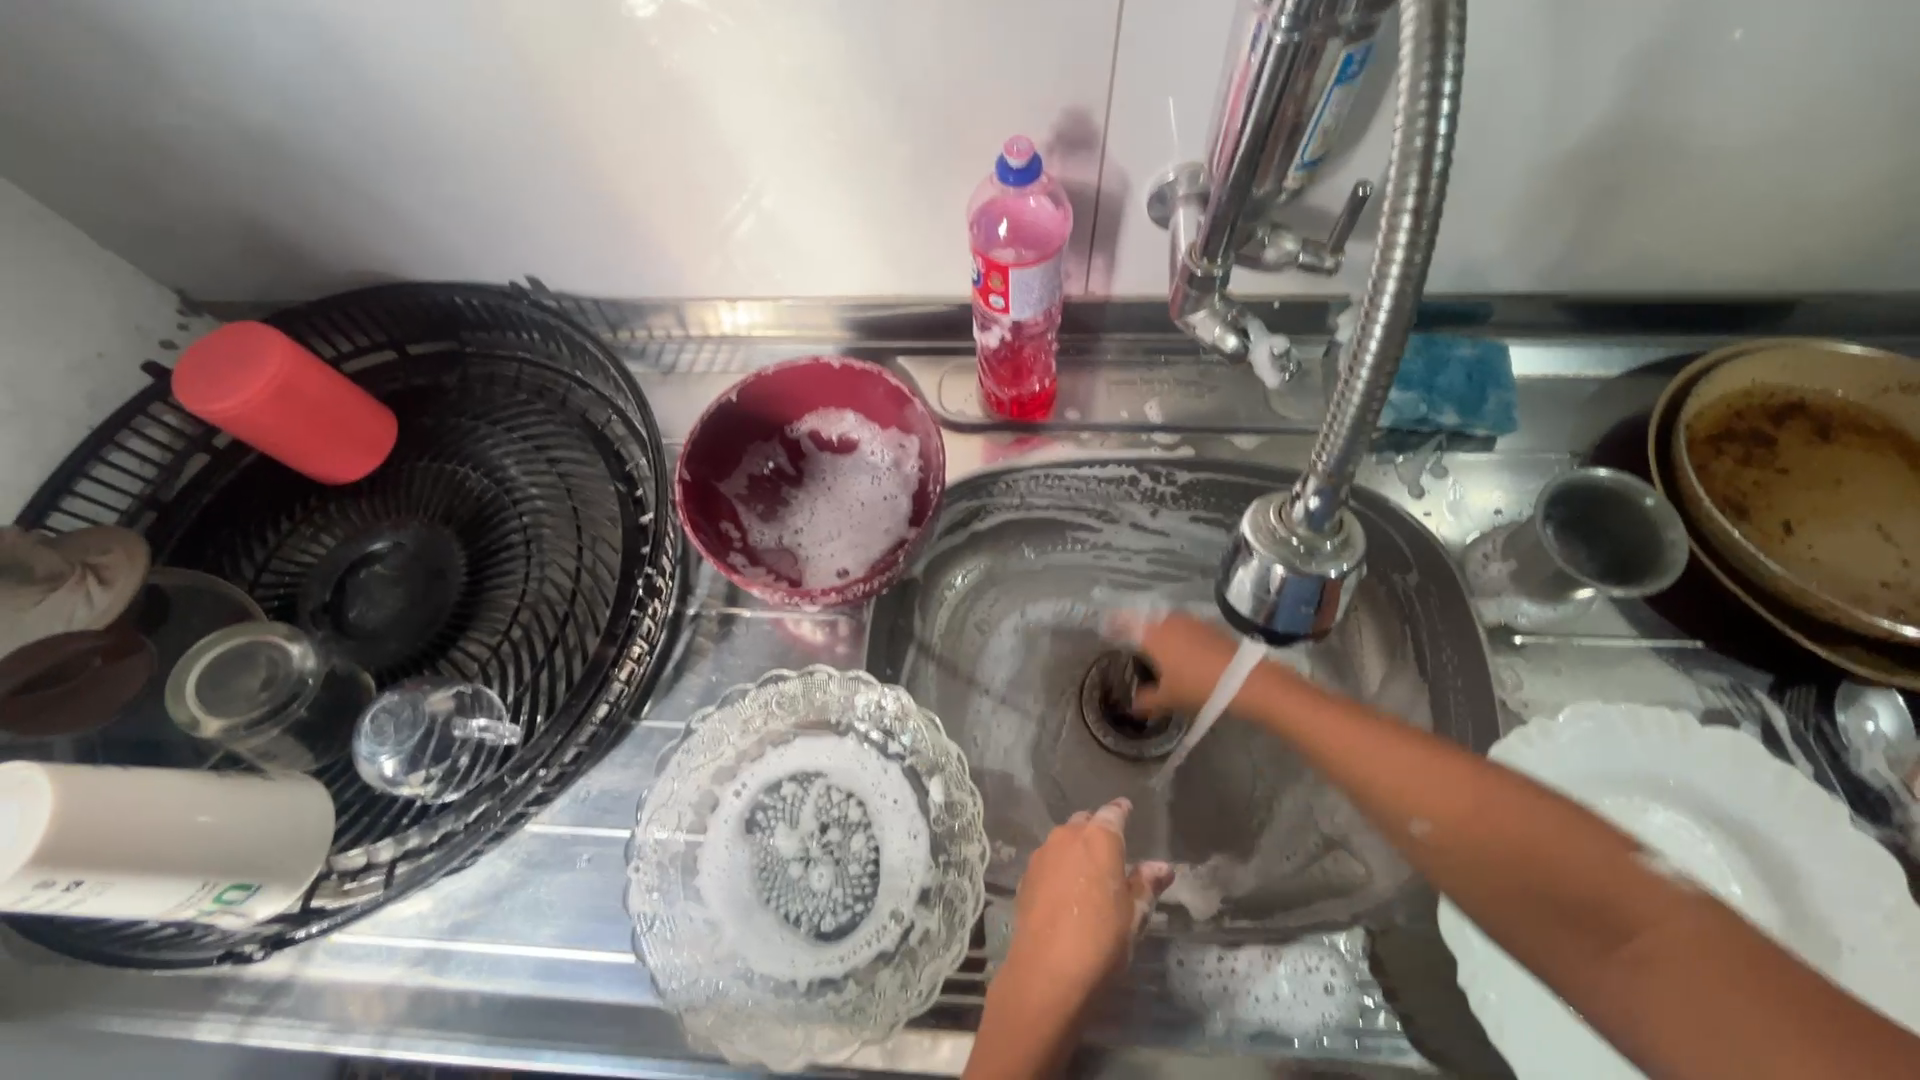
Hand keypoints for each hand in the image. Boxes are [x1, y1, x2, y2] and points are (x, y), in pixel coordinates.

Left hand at [1001, 798, 1172, 999]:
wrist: (1047, 971)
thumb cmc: (1102, 939)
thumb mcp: (1135, 915)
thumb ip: (1147, 885)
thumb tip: (1163, 867)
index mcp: (1099, 838)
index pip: (1113, 813)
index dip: (1121, 811)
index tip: (1126, 810)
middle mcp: (1067, 836)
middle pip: (1084, 823)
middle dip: (1096, 829)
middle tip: (1110, 847)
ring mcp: (1042, 855)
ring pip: (1062, 841)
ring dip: (1075, 848)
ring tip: (1087, 869)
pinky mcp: (1025, 876)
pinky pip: (1047, 861)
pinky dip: (1058, 867)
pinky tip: (1064, 888)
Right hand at [1107, 610, 1246, 716]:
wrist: (1246, 679)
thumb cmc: (1198, 686)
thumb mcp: (1168, 698)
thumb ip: (1147, 700)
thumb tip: (1133, 705)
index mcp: (1152, 634)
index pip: (1125, 622)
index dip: (1113, 624)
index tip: (1104, 627)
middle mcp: (1169, 621)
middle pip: (1145, 618)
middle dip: (1135, 625)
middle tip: (1127, 636)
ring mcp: (1191, 621)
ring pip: (1166, 620)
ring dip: (1157, 628)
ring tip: (1153, 642)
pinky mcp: (1209, 626)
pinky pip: (1184, 625)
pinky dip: (1176, 633)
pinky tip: (1179, 647)